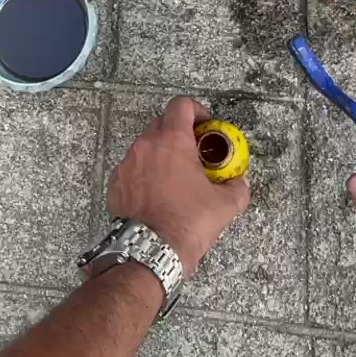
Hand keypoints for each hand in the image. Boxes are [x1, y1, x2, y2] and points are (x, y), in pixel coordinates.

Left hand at [105, 97, 249, 276]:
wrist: (150, 252)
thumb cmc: (187, 224)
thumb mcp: (224, 205)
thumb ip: (237, 186)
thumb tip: (239, 182)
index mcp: (172, 141)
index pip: (181, 104)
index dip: (196, 110)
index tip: (205, 127)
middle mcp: (145, 145)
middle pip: (162, 123)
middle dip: (180, 133)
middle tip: (194, 153)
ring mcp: (127, 163)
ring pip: (146, 145)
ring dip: (162, 154)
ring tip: (176, 177)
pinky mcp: (116, 182)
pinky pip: (133, 167)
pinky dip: (146, 173)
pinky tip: (157, 194)